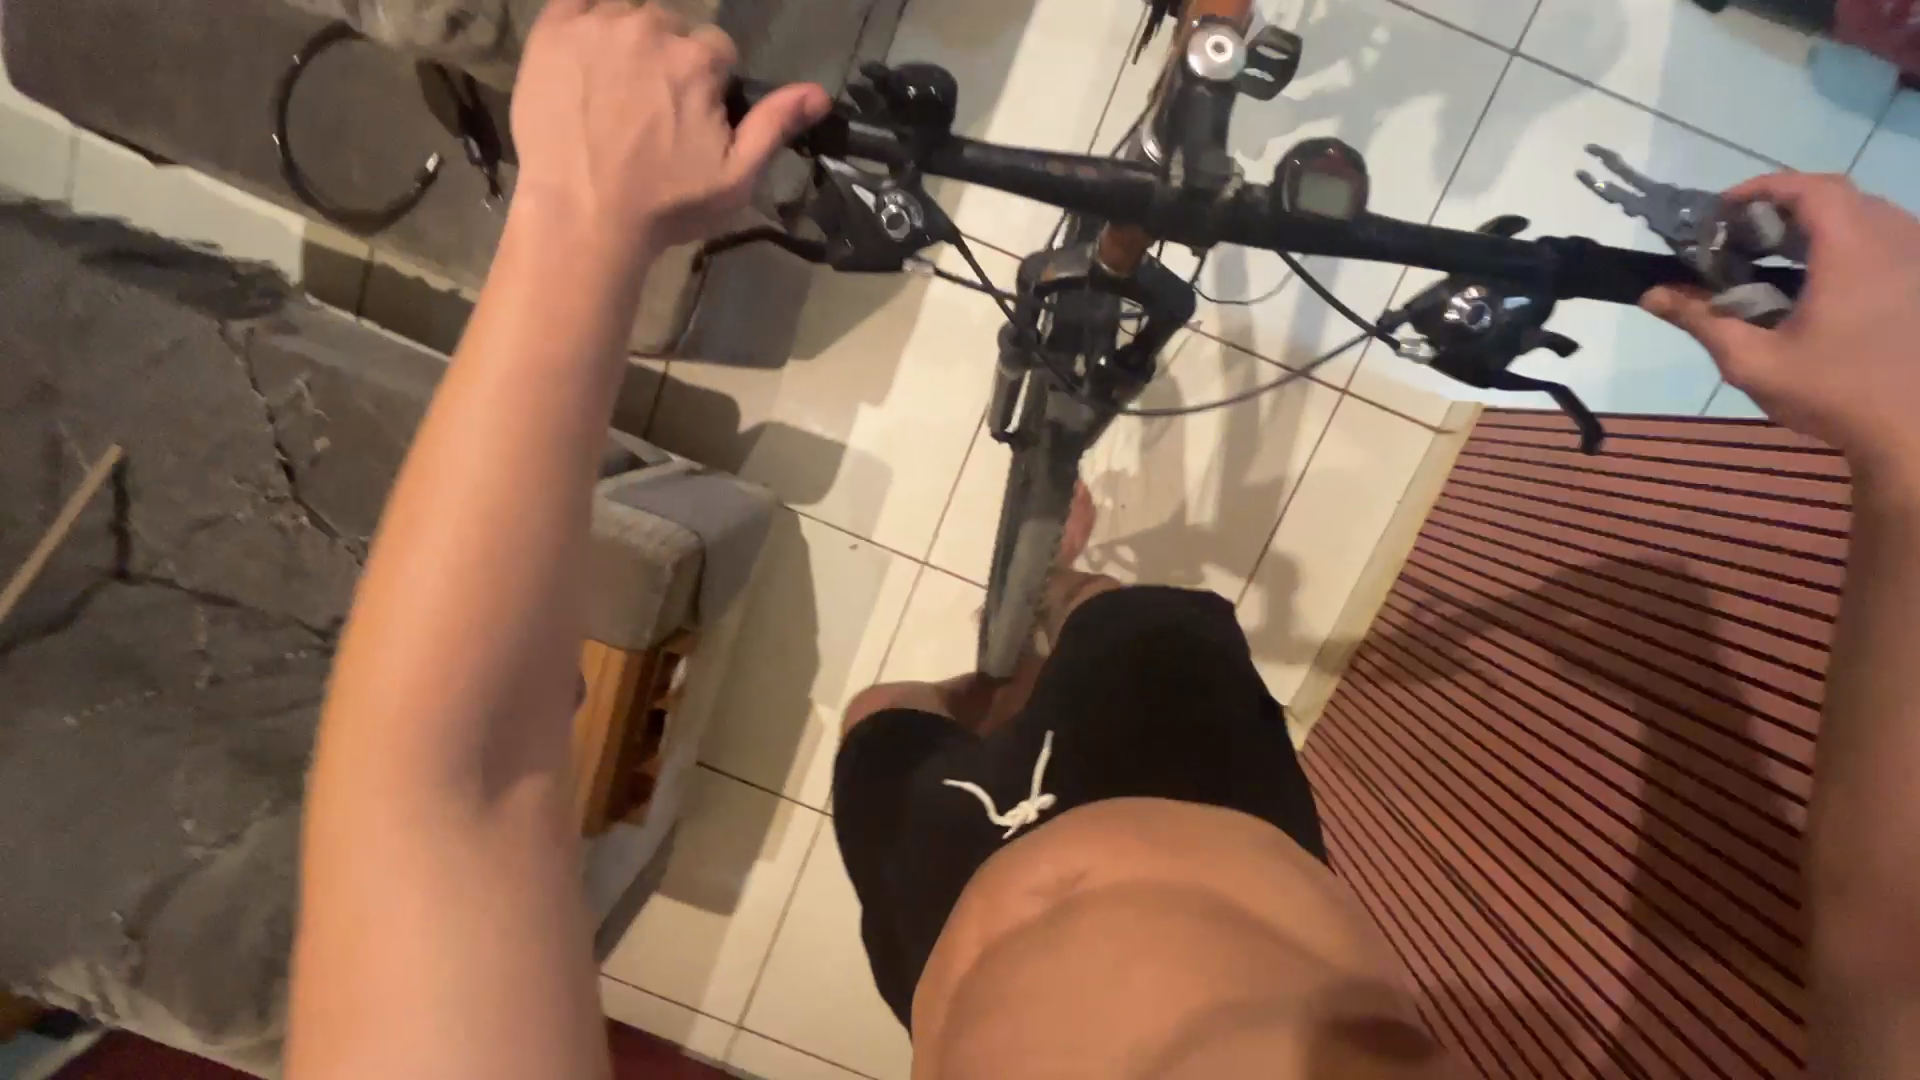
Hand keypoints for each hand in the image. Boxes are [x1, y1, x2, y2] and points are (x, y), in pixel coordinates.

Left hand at [509, 0, 831, 252]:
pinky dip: (587, 25)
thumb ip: (775, 126)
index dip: (711, 85)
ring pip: (626, 15)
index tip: (695, 118)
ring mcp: (597, 24)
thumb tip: (820, 93)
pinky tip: (588, 64)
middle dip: (670, 60)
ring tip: (618, 94)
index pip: (717, 51)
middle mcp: (651, 28)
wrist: (584, 214)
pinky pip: (578, 3)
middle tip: (653, 111)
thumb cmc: (667, 205)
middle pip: (671, 28)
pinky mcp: (552, 30)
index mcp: (699, 62)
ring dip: (630, 44)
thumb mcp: (736, 177)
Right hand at [1642, 174, 1919, 482]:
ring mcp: (1917, 260)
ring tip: (1759, 257)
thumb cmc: (1832, 391)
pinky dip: (1834, 244)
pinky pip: (1881, 239)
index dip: (1764, 187)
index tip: (1718, 209)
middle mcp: (1899, 242)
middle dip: (1779, 207)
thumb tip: (1652, 293)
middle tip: (1729, 237)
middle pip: (1839, 198)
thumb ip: (1702, 319)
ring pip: (1863, 216)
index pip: (1814, 190)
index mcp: (1856, 255)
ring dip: (1807, 226)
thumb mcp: (1750, 361)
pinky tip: (1803, 279)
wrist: (1915, 426)